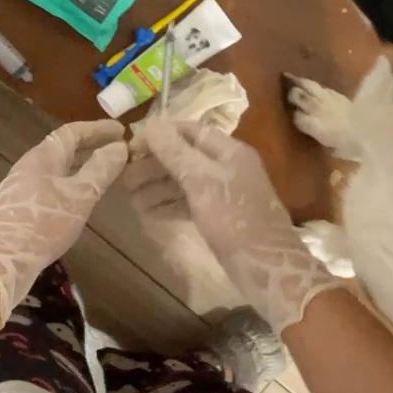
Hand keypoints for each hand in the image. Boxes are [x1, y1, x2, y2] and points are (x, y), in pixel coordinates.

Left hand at [0, 120, 128, 321]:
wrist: (2, 258)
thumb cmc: (43, 223)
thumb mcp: (79, 196)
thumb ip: (100, 170)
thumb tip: (119, 147)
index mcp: (41, 157)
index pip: (71, 132)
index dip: (97, 129)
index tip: (121, 130)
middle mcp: (28, 166)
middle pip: (62, 148)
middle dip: (90, 146)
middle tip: (117, 148)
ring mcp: (21, 186)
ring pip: (56, 168)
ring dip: (80, 165)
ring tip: (103, 170)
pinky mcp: (19, 206)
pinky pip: (50, 184)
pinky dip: (69, 182)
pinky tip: (78, 197)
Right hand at [131, 119, 340, 332]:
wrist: (267, 268)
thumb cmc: (235, 219)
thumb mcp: (202, 181)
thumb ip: (175, 152)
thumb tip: (151, 124)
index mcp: (228, 151)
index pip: (188, 130)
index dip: (158, 135)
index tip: (130, 147)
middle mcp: (225, 167)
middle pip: (182, 156)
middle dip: (152, 165)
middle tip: (125, 179)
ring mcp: (222, 192)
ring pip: (182, 181)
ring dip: (155, 187)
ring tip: (131, 200)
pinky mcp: (217, 215)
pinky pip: (187, 202)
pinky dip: (167, 205)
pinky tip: (147, 213)